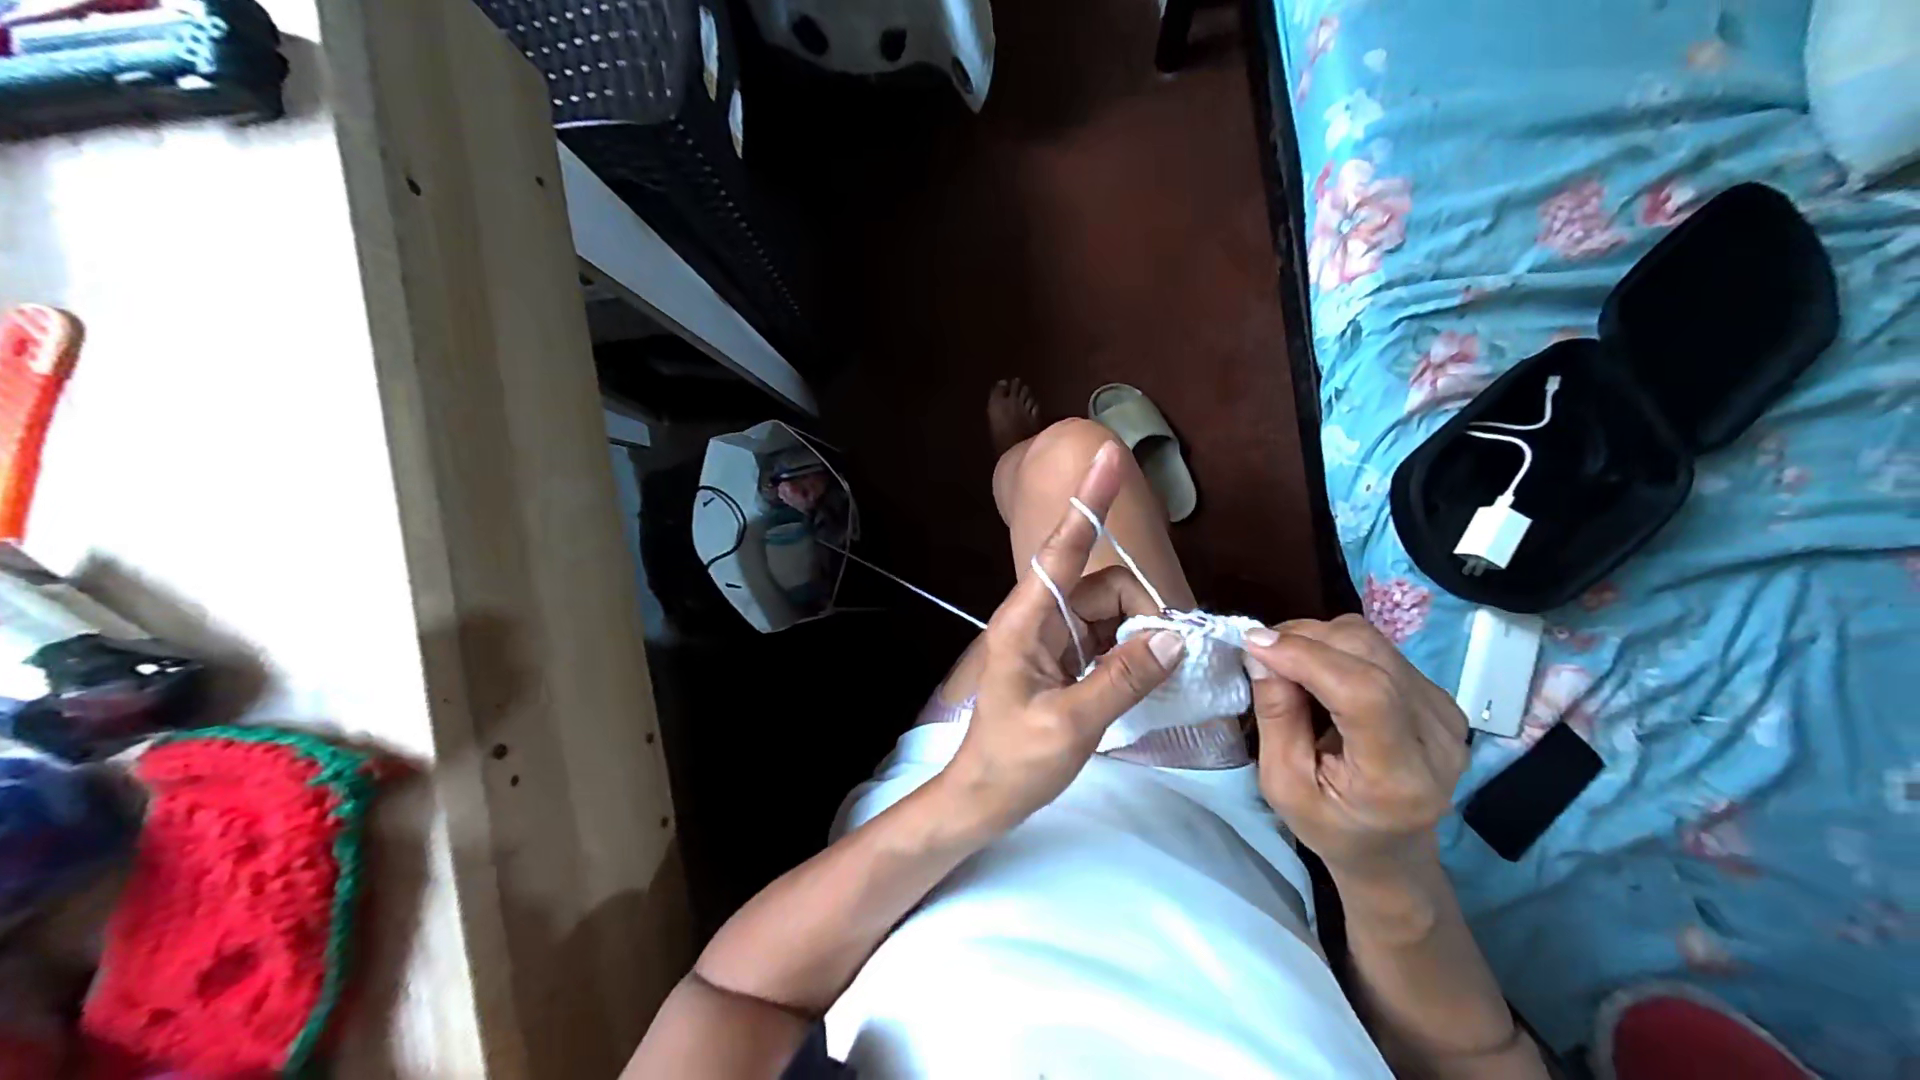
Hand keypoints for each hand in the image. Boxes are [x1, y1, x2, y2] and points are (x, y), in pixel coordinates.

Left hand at [941, 442, 1185, 833]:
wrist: (984, 797)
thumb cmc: (1015, 761)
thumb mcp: (1072, 724)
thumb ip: (1123, 679)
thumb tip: (1173, 637)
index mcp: (1026, 621)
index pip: (1062, 549)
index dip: (1088, 502)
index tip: (1108, 456)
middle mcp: (1039, 618)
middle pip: (1104, 586)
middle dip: (1141, 610)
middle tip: (1164, 659)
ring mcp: (1052, 638)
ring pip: (1111, 612)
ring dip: (1138, 634)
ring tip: (1149, 677)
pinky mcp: (1064, 658)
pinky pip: (1107, 637)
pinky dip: (1130, 650)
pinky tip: (1139, 678)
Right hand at [1242, 614, 1469, 882]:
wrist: (1391, 850)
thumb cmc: (1329, 825)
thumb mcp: (1283, 785)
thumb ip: (1276, 718)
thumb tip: (1261, 654)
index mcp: (1399, 777)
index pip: (1365, 694)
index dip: (1307, 658)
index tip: (1254, 644)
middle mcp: (1435, 738)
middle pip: (1368, 655)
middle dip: (1304, 639)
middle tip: (1261, 649)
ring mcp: (1444, 714)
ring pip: (1372, 642)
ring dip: (1318, 637)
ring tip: (1284, 658)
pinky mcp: (1438, 698)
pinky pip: (1378, 649)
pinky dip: (1335, 646)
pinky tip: (1315, 670)